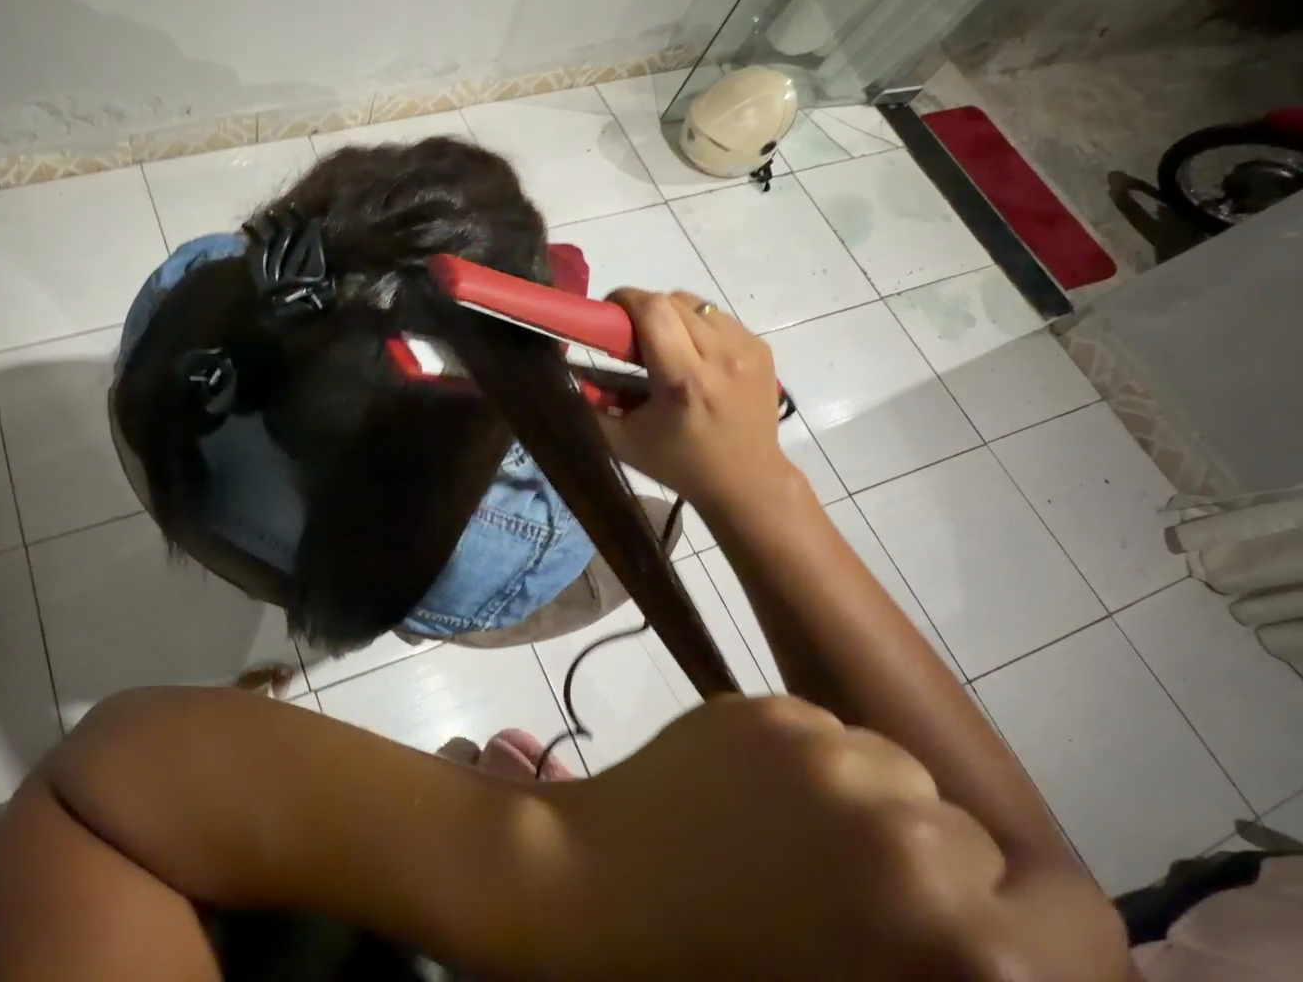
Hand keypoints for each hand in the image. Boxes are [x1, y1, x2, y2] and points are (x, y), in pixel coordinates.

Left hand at [532, 696, 1107, 978]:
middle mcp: (914, 837)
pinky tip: (743, 795)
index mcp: (963, 942)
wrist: (589, 894)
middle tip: (846, 890)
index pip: (1079, 918)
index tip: (970, 923)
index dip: (1026, 922)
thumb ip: (954, 954)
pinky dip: (799, 760)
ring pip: (893, 771)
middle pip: (968, 837)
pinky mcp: (766, 711)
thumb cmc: (722, 971)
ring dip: (861, 800)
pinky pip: (822, 733)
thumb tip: (1001, 932)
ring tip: (785, 837)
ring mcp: (831, 758)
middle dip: (925, 863)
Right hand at [601, 289, 793, 509]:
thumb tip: (567, 369)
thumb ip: (589, 404)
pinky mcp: (761, 349)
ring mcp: (746, 349)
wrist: (746, 480)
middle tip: (629, 334)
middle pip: (673, 300)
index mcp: (683, 380)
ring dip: (671, 315)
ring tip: (661, 343)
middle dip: (644, 308)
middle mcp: (720, 357)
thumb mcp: (622, 440)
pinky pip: (719, 318)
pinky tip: (691, 354)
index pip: (653, 310)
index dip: (625, 300)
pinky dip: (697, 326)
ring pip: (697, 304)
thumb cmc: (678, 464)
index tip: (608, 313)